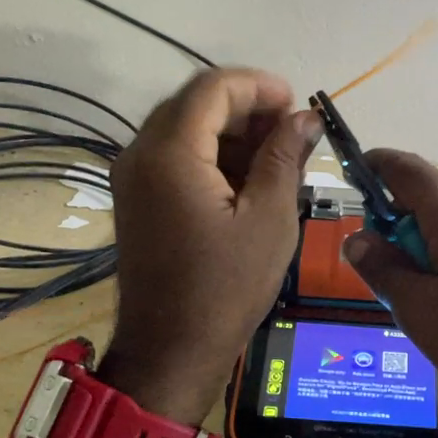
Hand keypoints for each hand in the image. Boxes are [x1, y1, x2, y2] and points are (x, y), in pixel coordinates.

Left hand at [102, 69, 320, 422]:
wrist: (171, 350)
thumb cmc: (227, 288)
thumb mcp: (269, 220)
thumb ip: (284, 158)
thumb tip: (304, 118)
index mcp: (170, 154)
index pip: (213, 88)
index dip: (259, 86)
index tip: (297, 106)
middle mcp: (140, 155)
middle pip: (195, 104)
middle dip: (246, 110)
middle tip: (292, 136)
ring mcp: (132, 179)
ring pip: (184, 130)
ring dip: (230, 135)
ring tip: (277, 162)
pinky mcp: (136, 201)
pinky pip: (174, 159)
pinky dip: (210, 158)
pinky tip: (247, 184)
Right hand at [340, 150, 437, 422]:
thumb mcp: (422, 311)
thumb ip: (384, 270)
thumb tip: (357, 238)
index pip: (405, 168)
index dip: (370, 167)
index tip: (345, 183)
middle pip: (426, 198)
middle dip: (392, 223)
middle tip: (378, 270)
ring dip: (419, 249)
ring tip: (413, 297)